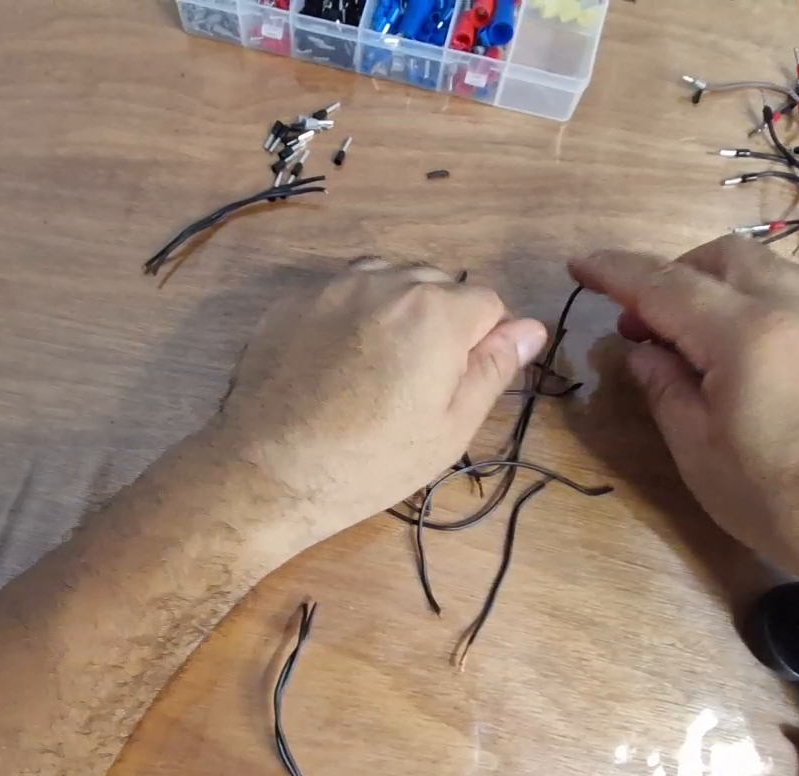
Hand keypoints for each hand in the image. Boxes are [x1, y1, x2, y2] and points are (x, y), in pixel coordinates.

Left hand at [204, 258, 548, 544]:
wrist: (268, 471)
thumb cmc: (369, 464)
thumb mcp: (448, 430)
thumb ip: (493, 369)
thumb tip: (530, 329)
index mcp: (436, 312)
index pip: (488, 303)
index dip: (482, 344)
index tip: (456, 384)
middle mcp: (386, 281)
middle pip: (437, 285)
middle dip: (440, 323)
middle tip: (414, 383)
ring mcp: (331, 286)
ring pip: (387, 281)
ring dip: (395, 311)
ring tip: (375, 369)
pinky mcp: (291, 301)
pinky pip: (339, 294)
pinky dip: (348, 317)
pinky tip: (332, 365)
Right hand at [570, 237, 798, 591]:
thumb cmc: (775, 498)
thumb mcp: (696, 450)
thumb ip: (666, 389)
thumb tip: (644, 352)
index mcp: (744, 332)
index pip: (664, 285)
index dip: (615, 272)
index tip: (578, 264)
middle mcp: (792, 308)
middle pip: (721, 257)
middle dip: (669, 272)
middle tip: (636, 324)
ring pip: (761, 270)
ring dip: (710, 286)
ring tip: (681, 338)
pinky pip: (788, 296)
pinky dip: (746, 303)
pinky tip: (731, 352)